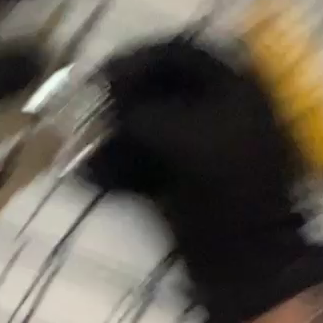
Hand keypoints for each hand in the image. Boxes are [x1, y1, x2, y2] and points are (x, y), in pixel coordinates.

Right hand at [89, 38, 322, 322]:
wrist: (247, 266)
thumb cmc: (232, 194)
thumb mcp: (191, 141)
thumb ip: (148, 117)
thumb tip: (111, 111)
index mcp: (235, 91)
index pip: (180, 56)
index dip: (137, 62)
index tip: (98, 79)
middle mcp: (216, 118)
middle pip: (157, 97)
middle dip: (116, 108)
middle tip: (81, 118)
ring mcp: (197, 159)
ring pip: (144, 137)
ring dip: (108, 143)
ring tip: (76, 153)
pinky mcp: (179, 194)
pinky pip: (140, 174)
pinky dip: (113, 175)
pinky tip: (87, 178)